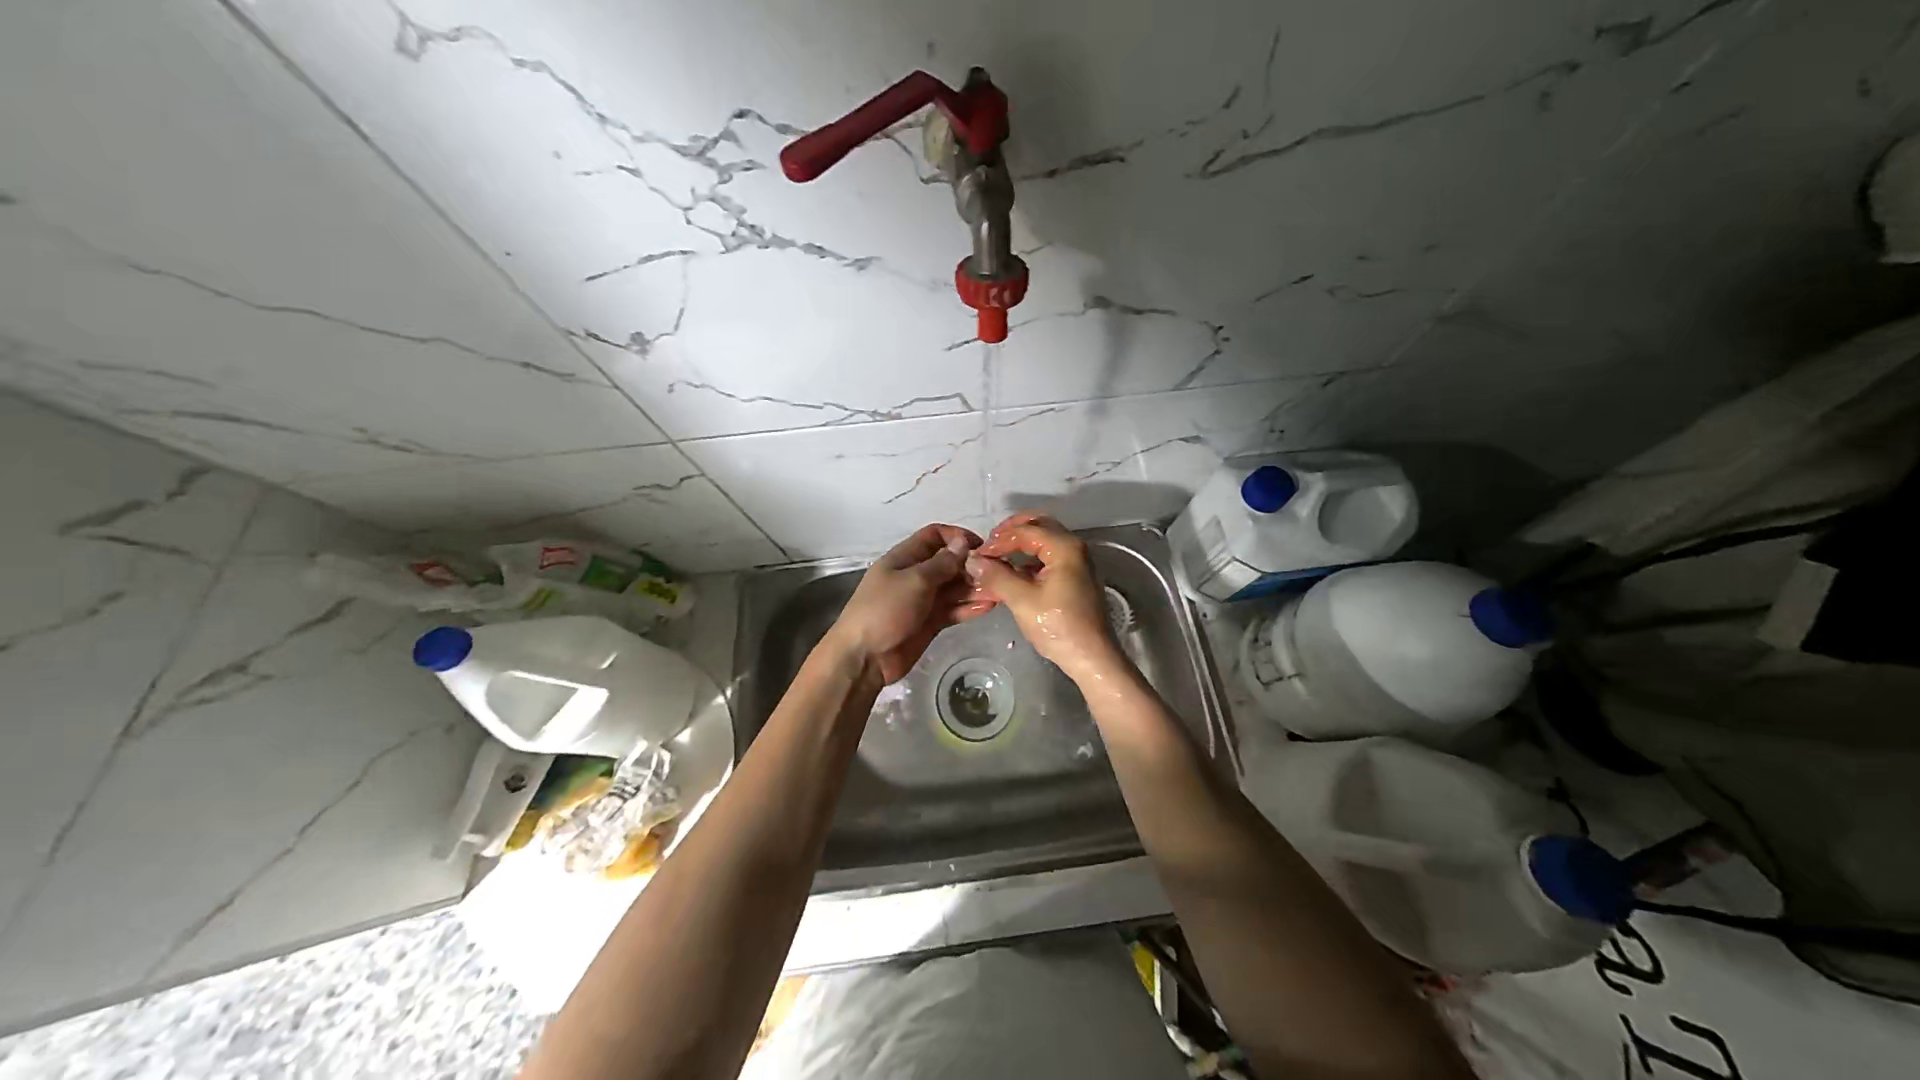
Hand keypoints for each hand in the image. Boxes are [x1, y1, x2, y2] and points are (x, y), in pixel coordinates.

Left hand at [827, 524, 993, 683]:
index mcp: (904, 558)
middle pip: (948, 563)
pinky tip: (989, 607)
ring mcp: (923, 600)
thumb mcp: (914, 580)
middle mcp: (915, 576)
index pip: (934, 536)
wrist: (864, 656)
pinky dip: (969, 608)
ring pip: (954, 588)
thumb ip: (941, 563)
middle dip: (971, 565)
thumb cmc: (885, 610)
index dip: (957, 536)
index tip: (981, 546)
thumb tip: (962, 543)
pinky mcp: (930, 622)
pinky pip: (953, 610)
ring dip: (975, 587)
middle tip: (996, 573)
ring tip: (998, 591)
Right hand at [964, 512, 1123, 681]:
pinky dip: (1031, 558)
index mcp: (1065, 548)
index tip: (979, 554)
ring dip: (1021, 543)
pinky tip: (1014, 571)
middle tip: (990, 543)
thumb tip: (974, 560)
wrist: (1091, 656)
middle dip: (1012, 531)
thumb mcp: (1022, 600)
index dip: (999, 540)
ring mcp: (1078, 562)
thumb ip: (997, 576)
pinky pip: (1050, 556)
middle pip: (1040, 526)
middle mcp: (1075, 548)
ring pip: (1046, 540)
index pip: (1026, 531)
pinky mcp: (1076, 577)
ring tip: (998, 556)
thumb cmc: (1058, 626)